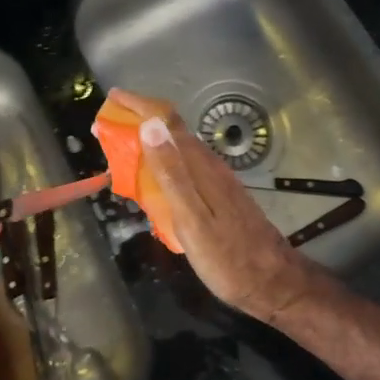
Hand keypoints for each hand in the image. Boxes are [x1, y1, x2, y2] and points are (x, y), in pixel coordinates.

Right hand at [110, 89, 321, 323]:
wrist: (272, 282)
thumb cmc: (227, 257)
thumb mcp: (193, 219)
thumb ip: (171, 173)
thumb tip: (150, 126)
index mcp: (200, 165)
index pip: (167, 121)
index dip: (139, 105)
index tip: (113, 97)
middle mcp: (208, 164)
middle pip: (171, 131)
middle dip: (138, 121)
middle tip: (107, 128)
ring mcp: (216, 179)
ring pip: (177, 148)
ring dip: (148, 141)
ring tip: (121, 149)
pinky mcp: (218, 194)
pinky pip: (183, 165)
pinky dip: (161, 161)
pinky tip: (152, 178)